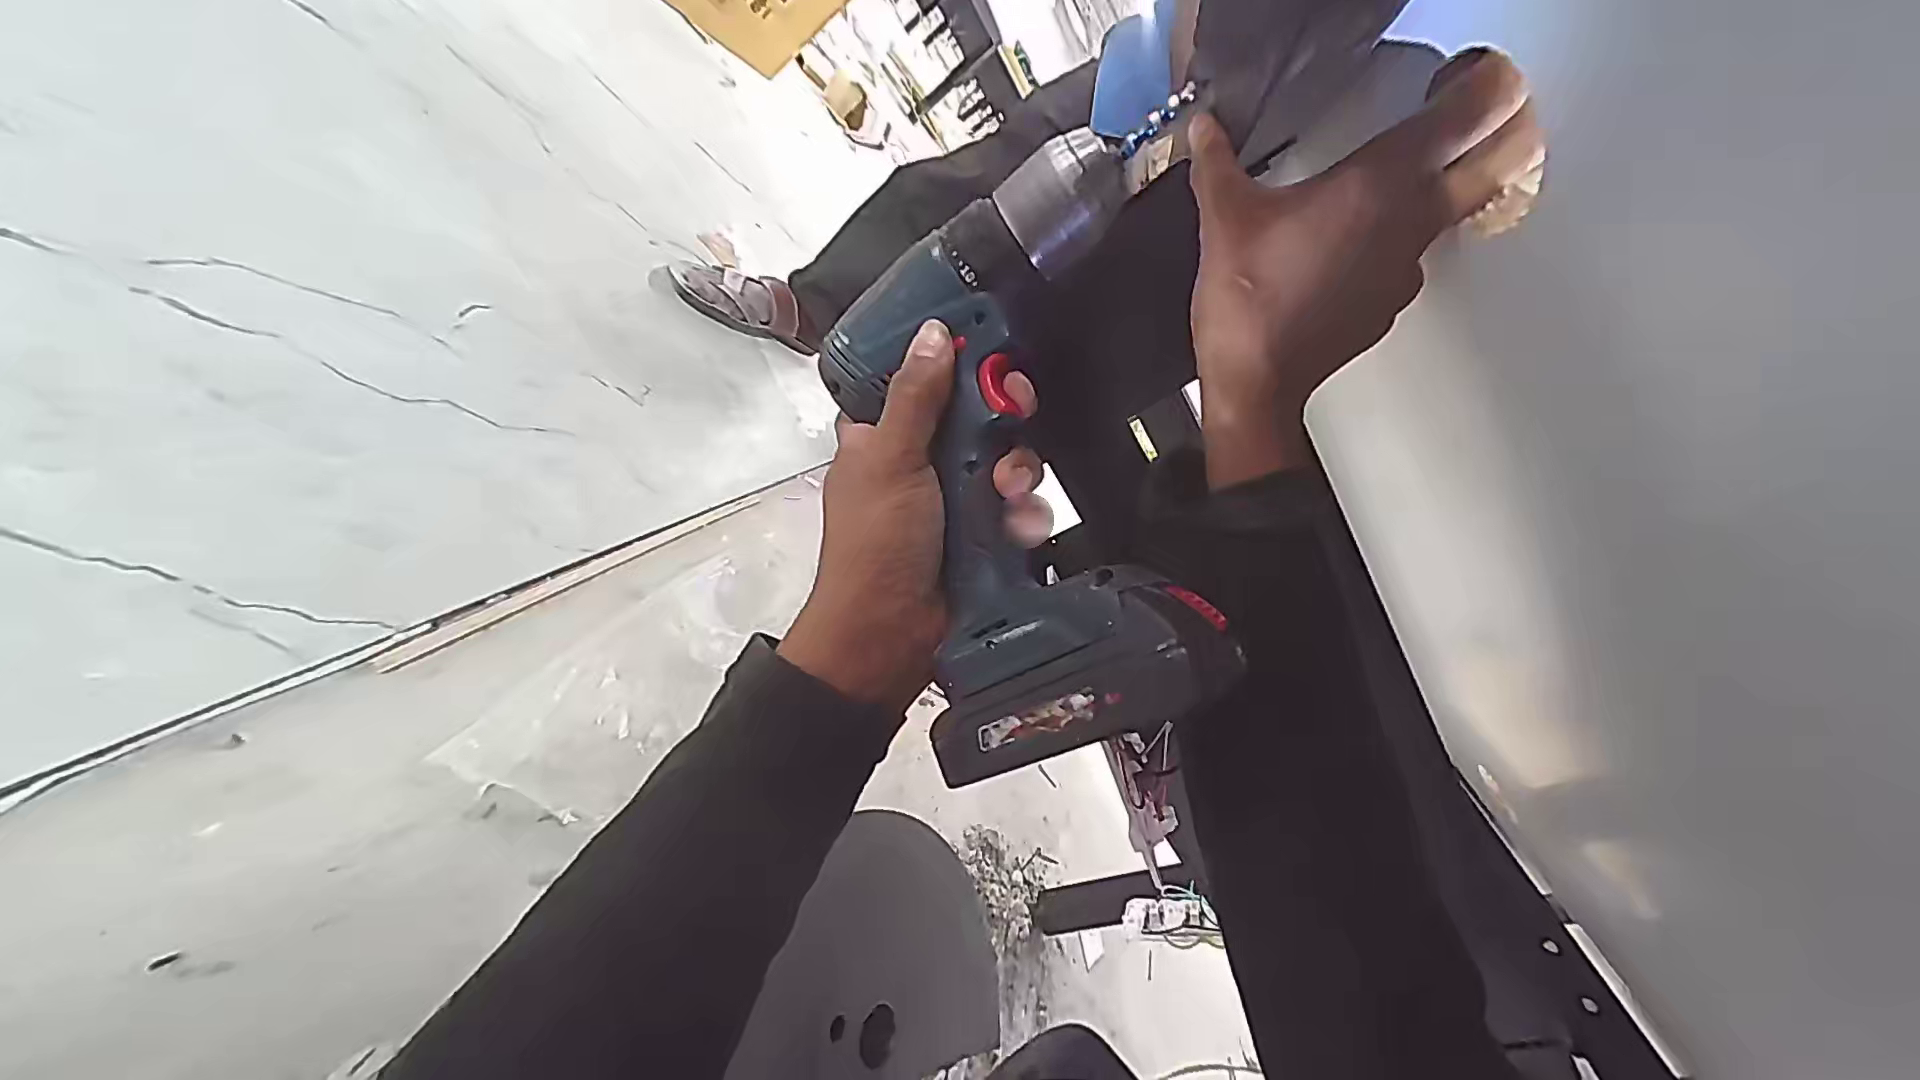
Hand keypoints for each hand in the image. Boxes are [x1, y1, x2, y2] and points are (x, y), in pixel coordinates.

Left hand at [779, 320, 1046, 711]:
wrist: (893, 634)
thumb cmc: (874, 545)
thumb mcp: (890, 460)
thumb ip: (915, 398)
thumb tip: (931, 333)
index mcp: (885, 435)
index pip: (922, 378)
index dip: (952, 359)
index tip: (986, 341)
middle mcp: (924, 459)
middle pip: (977, 413)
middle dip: (1001, 413)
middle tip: (1017, 406)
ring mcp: (959, 495)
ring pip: (1006, 456)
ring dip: (1015, 469)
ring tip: (1004, 492)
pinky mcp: (988, 529)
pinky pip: (1021, 504)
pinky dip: (1023, 514)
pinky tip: (1015, 529)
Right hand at [1188, 47, 1545, 488]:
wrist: (1254, 382)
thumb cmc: (1246, 301)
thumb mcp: (1223, 222)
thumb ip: (1215, 165)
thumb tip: (1203, 130)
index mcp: (1381, 182)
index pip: (1476, 104)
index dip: (1473, 80)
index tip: (1445, 82)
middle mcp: (1411, 219)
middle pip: (1499, 155)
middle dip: (1487, 131)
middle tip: (1441, 129)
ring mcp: (1407, 269)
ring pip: (1452, 212)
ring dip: (1433, 193)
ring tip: (1374, 199)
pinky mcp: (1389, 306)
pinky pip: (1409, 261)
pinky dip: (1390, 247)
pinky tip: (1344, 256)